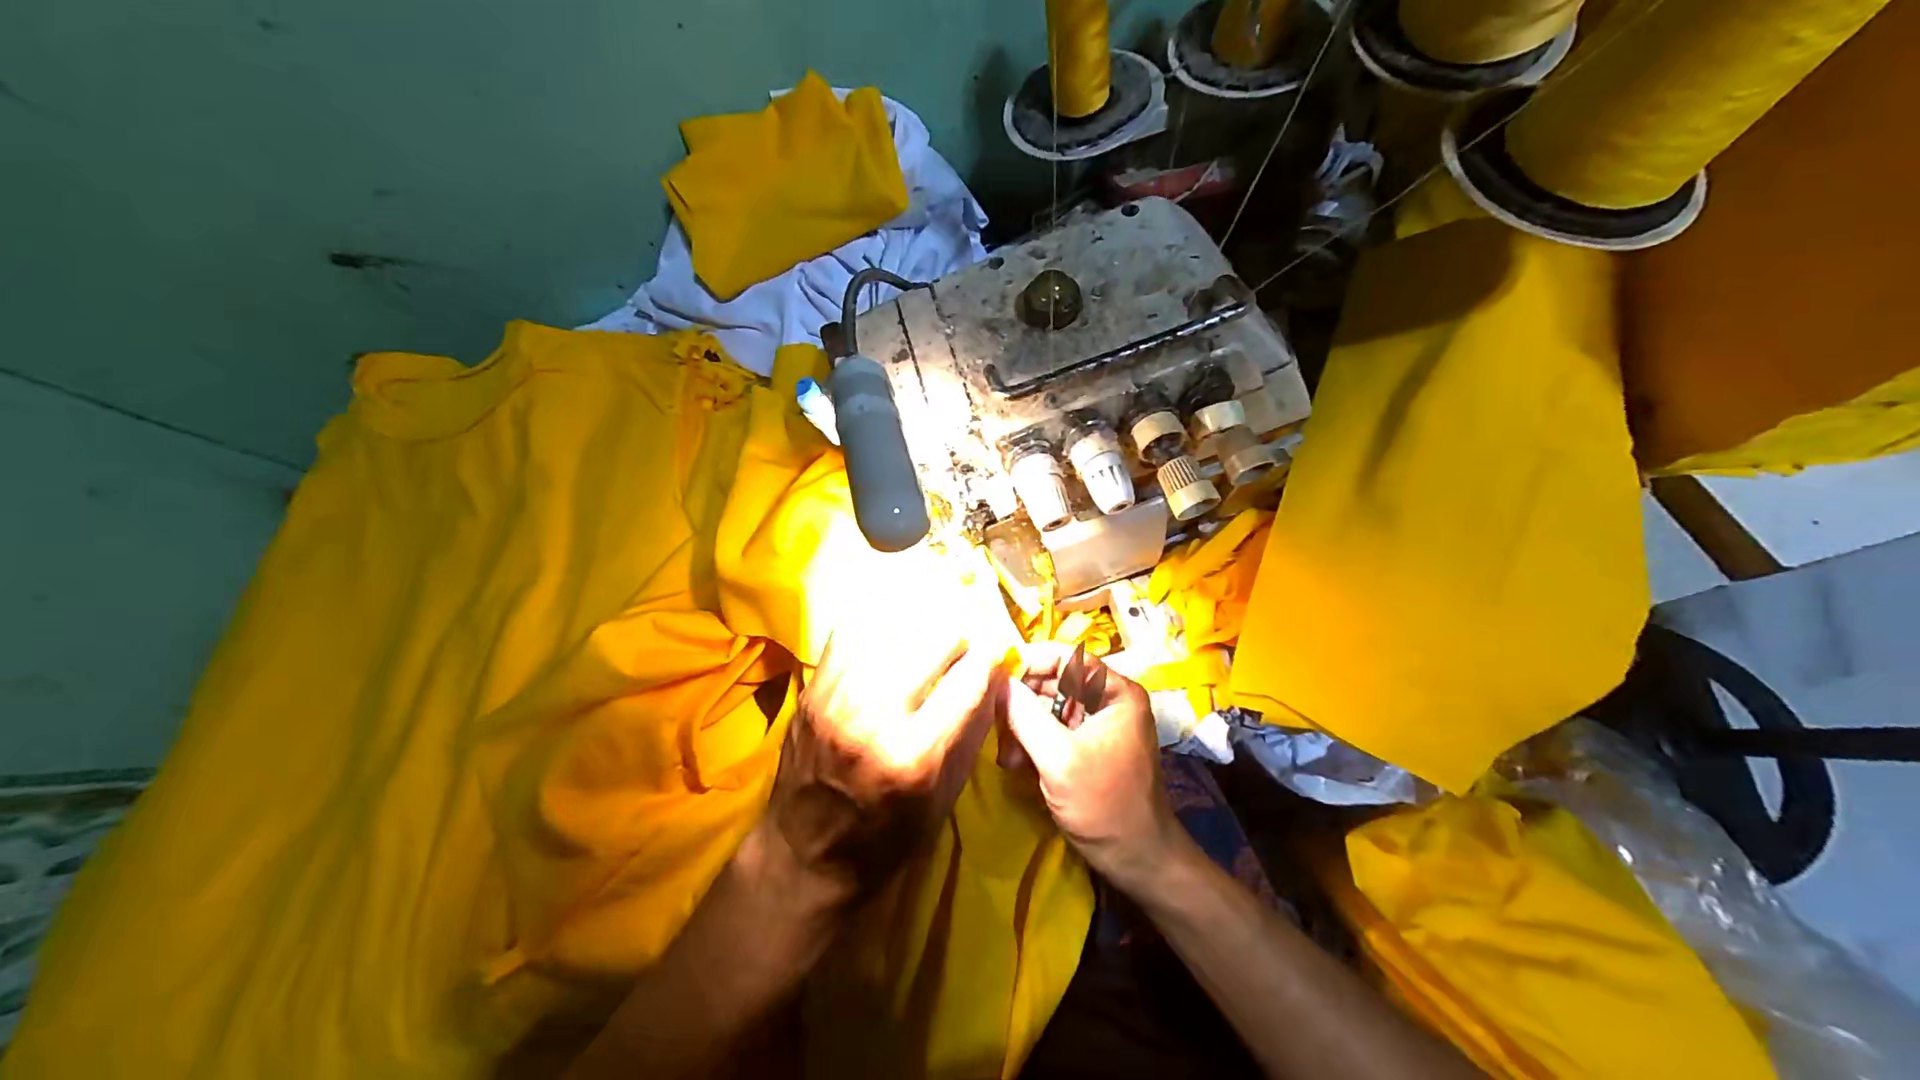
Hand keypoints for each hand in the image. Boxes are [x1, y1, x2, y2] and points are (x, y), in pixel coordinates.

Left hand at [764, 626, 1000, 899]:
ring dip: (918, 621)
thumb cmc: (888, 839)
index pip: (967, 680)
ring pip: (888, 627)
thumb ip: (972, 730)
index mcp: (915, 755)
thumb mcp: (945, 797)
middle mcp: (874, 718)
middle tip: (965, 636)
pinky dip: (876, 622)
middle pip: (929, 641)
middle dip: (957, 633)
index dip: (990, 655)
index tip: (998, 646)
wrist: (807, 854)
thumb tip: (994, 675)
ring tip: (931, 622)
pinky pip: (849, 634)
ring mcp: (836, 699)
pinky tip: (892, 625)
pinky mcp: (812, 691)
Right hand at [1000, 643, 1188, 892]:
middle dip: (1021, 703)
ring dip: (1022, 727)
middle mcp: (1108, 698)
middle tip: (998, 730)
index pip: (1063, 657)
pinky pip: (1052, 727)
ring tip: (1008, 758)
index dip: (1027, 664)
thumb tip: (997, 681)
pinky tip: (1018, 764)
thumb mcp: (1059, 760)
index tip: (993, 682)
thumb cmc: (1105, 807)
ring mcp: (1098, 722)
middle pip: (1052, 680)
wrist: (1139, 861)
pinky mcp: (1087, 744)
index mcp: (1114, 692)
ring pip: (1047, 705)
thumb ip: (1025, 716)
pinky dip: (1032, 742)